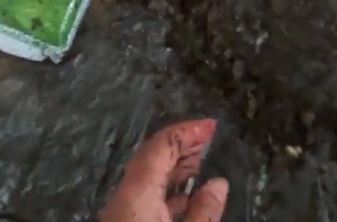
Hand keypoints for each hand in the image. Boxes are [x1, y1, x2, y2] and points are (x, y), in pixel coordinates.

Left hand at [99, 118, 229, 221]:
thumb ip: (203, 212)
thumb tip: (219, 182)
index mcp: (137, 190)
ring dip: (173, 168)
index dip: (187, 131)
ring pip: (146, 178)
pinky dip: (164, 190)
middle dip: (180, 144)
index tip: (211, 125)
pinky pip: (143, 197)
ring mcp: (118, 212)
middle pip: (151, 157)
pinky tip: (184, 199)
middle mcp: (122, 195)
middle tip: (207, 137)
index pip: (162, 145)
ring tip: (199, 162)